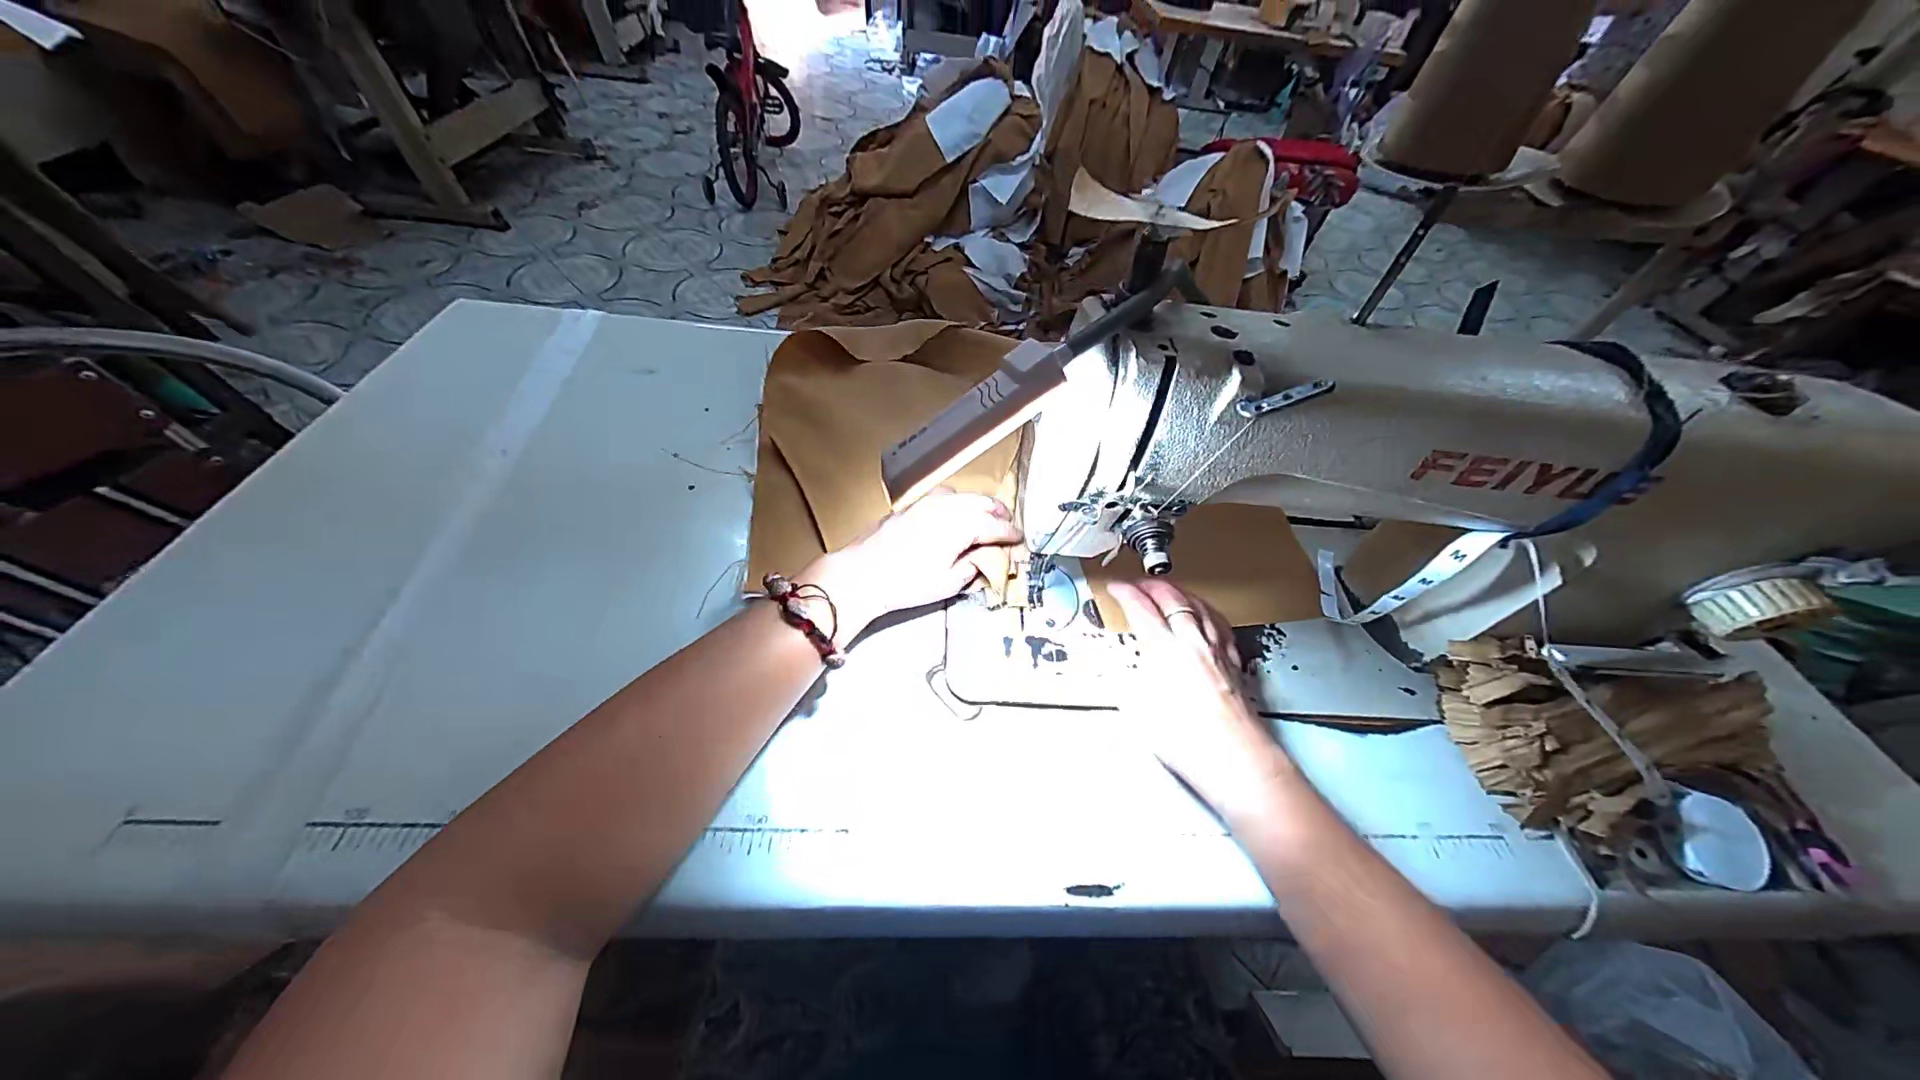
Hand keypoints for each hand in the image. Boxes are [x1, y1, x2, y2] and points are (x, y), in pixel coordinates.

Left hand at [798, 490, 1022, 645]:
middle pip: (984, 503)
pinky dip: (958, 504)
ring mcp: (928, 502)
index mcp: (963, 524)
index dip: (1012, 535)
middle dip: (999, 515)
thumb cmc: (907, 582)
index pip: (996, 527)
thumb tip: (984, 560)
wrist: (863, 573)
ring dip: (979, 506)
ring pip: (964, 496)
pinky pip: (945, 497)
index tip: (1020, 541)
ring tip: (985, 520)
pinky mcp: (912, 505)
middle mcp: (949, 506)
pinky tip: (954, 515)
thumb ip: (972, 567)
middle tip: (1007, 529)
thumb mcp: (948, 582)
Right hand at [1105, 580, 1297, 825]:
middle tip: (1139, 584)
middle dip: (1152, 586)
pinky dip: (1206, 611)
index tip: (1116, 588)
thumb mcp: (1138, 709)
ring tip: (1171, 589)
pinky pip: (1219, 625)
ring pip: (1200, 607)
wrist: (1236, 761)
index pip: (1141, 609)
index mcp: (1166, 650)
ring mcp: (1217, 651)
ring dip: (1181, 593)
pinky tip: (1207, 615)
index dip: (1125, 593)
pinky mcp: (1233, 664)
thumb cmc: (1189, 742)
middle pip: (1173, 600)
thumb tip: (1123, 665)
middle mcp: (1193, 643)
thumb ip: (1130, 677)